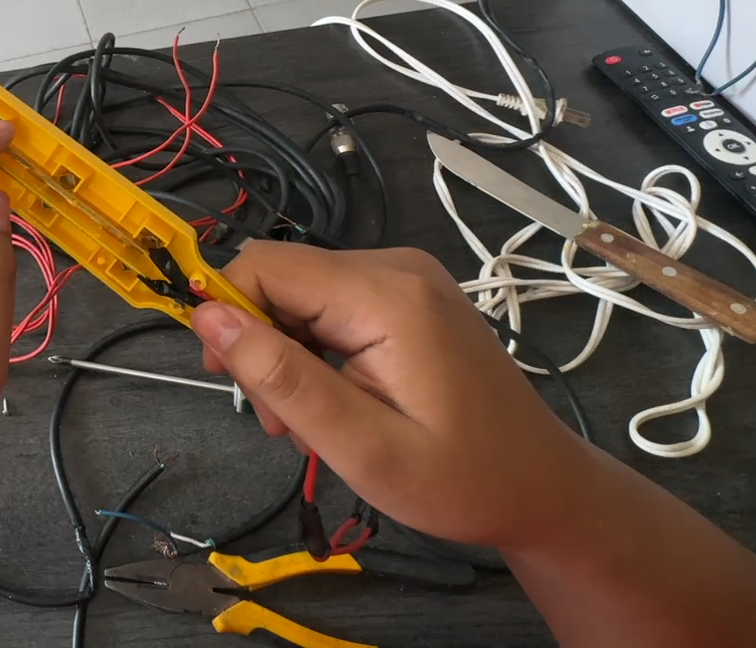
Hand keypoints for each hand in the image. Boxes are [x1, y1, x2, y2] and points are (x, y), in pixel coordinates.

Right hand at [191, 242, 597, 548]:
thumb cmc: (462, 481)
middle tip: (275, 418)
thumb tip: (206, 315)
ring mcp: (402, 275)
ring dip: (282, 349)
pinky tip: (328, 394)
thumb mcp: (363, 447)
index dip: (227, 308)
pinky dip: (310, 344)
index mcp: (387, 296)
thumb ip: (283, 377)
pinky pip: (325, 300)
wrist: (549, 491)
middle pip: (279, 278)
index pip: (265, 265)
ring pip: (296, 291)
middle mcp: (393, 266)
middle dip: (258, 341)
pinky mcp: (403, 291)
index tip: (224, 372)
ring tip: (303, 419)